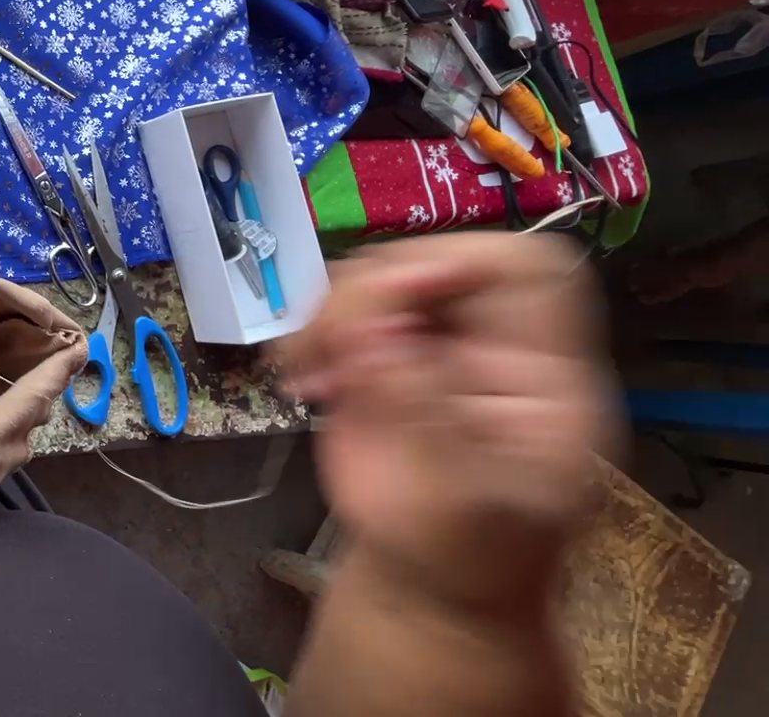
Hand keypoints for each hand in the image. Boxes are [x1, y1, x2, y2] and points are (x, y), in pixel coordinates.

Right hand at [274, 233, 618, 617]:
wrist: (428, 575)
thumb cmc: (461, 552)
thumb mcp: (456, 497)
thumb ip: (421, 408)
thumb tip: (378, 328)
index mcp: (537, 373)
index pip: (519, 269)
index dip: (454, 266)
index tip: (394, 307)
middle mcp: (482, 344)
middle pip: (420, 262)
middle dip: (358, 299)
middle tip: (326, 359)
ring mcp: (423, 346)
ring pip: (364, 280)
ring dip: (320, 318)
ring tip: (307, 379)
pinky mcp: (371, 356)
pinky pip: (329, 313)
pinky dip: (303, 336)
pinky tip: (300, 381)